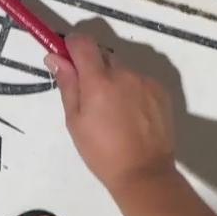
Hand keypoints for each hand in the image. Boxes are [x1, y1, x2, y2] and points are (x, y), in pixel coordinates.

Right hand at [46, 33, 175, 195]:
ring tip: (111, 111)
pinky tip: (129, 115)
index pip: (83, 42)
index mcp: (99, 81)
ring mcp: (146, 81)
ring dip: (112, 80)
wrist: (143, 172)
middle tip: (87, 94)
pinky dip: (130, 90)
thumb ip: (67, 84)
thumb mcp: (75, 120)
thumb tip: (55, 57)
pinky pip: (139, 81)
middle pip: (103, 55)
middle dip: (92, 66)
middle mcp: (124, 73)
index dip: (71, 45)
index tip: (65, 57)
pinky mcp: (161, 91)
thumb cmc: (100, 152)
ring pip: (122, 69)